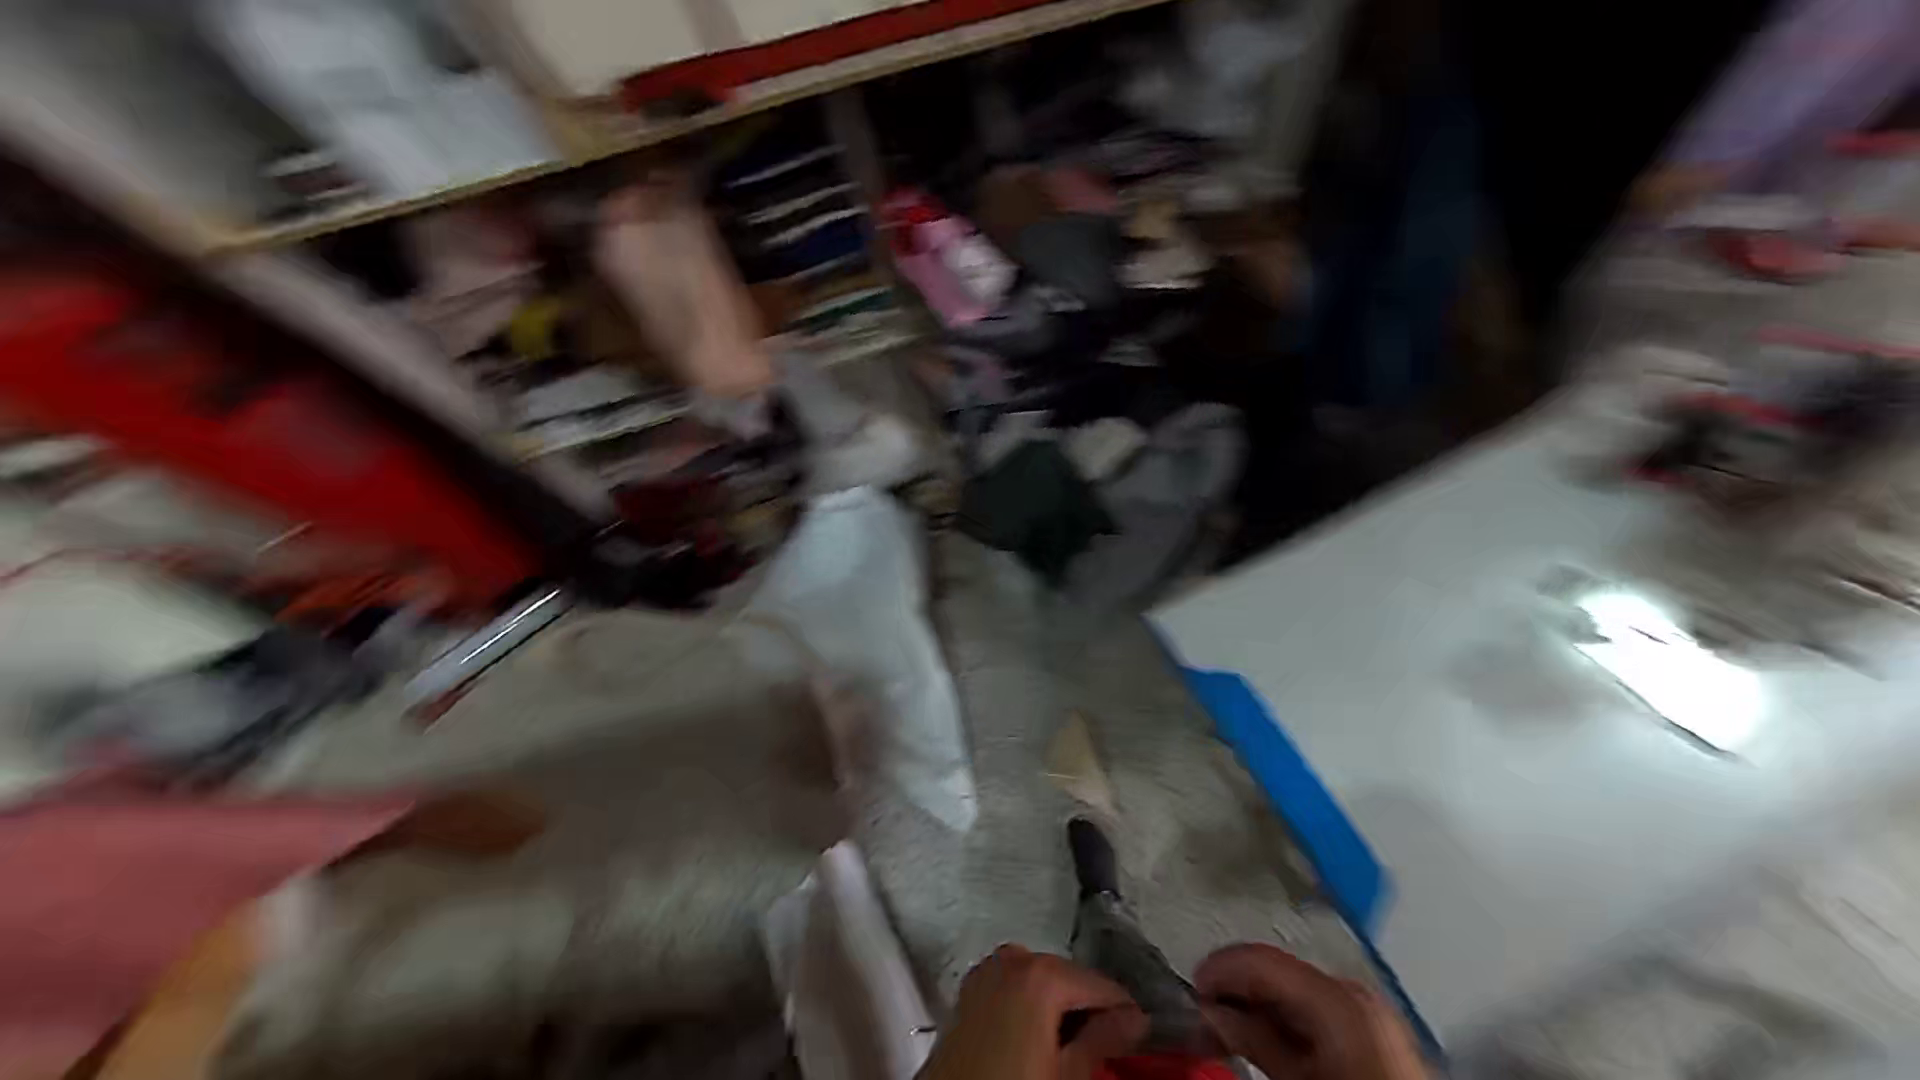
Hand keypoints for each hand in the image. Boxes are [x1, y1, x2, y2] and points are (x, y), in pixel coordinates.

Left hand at [919, 944, 1147, 1079]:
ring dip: (1061, 1008)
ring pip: (1041, 981)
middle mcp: (1013, 958)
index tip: (1144, 1035)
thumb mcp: (1069, 1074)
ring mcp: (987, 971)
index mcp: (1042, 973)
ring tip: (1076, 1047)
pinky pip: (1014, 987)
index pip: (1101, 984)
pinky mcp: (970, 991)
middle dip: (1090, 1008)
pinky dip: (1033, 1005)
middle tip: (1110, 1045)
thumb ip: (1103, 1040)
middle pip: (1069, 977)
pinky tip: (1041, 1037)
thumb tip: (1135, 1019)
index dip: (1126, 1012)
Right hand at [1196, 944, 1426, 1079]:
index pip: (1259, 958)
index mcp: (1337, 997)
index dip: (1217, 968)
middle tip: (1201, 1014)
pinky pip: (1311, 1011)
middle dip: (1233, 990)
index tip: (1191, 987)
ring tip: (1224, 1032)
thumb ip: (1252, 1041)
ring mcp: (1364, 1011)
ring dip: (1253, 1006)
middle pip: (1273, 972)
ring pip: (1289, 991)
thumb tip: (1211, 1013)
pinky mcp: (1370, 1032)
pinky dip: (1281, 1019)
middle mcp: (1352, 993)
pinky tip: (1262, 1041)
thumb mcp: (1293, 1079)